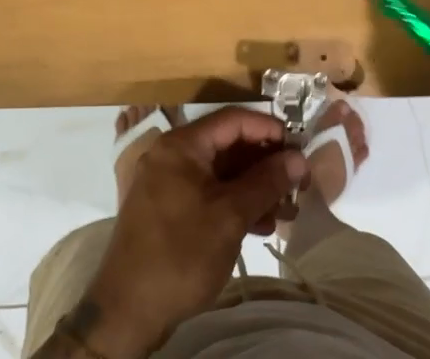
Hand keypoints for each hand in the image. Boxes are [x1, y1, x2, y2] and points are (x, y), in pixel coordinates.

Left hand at [72, 108, 305, 357]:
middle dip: (265, 164)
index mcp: (181, 146)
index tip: (300, 147)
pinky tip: (261, 226)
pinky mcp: (169, 209)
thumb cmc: (182, 253)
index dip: (269, 129)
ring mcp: (168, 183)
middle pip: (228, 146)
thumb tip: (299, 157)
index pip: (232, 120)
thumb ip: (266, 182)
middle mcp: (171, 156)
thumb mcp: (231, 216)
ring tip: (287, 212)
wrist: (128, 309)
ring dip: (255, 188)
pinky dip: (235, 204)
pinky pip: (209, 193)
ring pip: (221, 173)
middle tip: (299, 184)